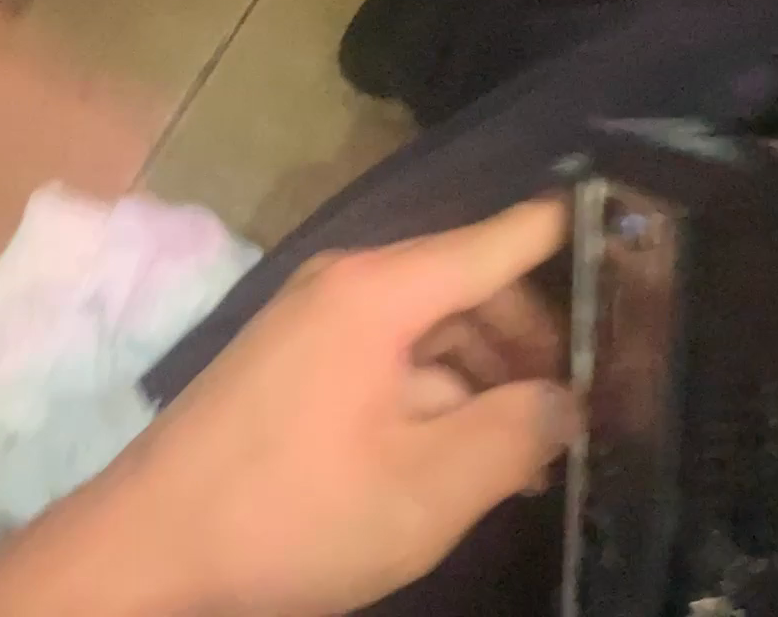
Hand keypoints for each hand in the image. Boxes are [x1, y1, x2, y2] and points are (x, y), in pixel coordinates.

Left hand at [101, 199, 579, 615]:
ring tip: (527, 450)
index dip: (566, 233)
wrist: (150, 546)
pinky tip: (464, 448)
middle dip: (530, 344)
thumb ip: (513, 434)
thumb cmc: (290, 512)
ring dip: (484, 377)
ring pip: (433, 325)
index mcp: (380, 289)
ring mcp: (320, 314)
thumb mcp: (424, 489)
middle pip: (469, 289)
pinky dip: (436, 389)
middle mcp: (349, 281)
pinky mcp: (303, 352)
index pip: (497, 240)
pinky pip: (392, 351)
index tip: (627, 233)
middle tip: (579, 414)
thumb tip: (568, 399)